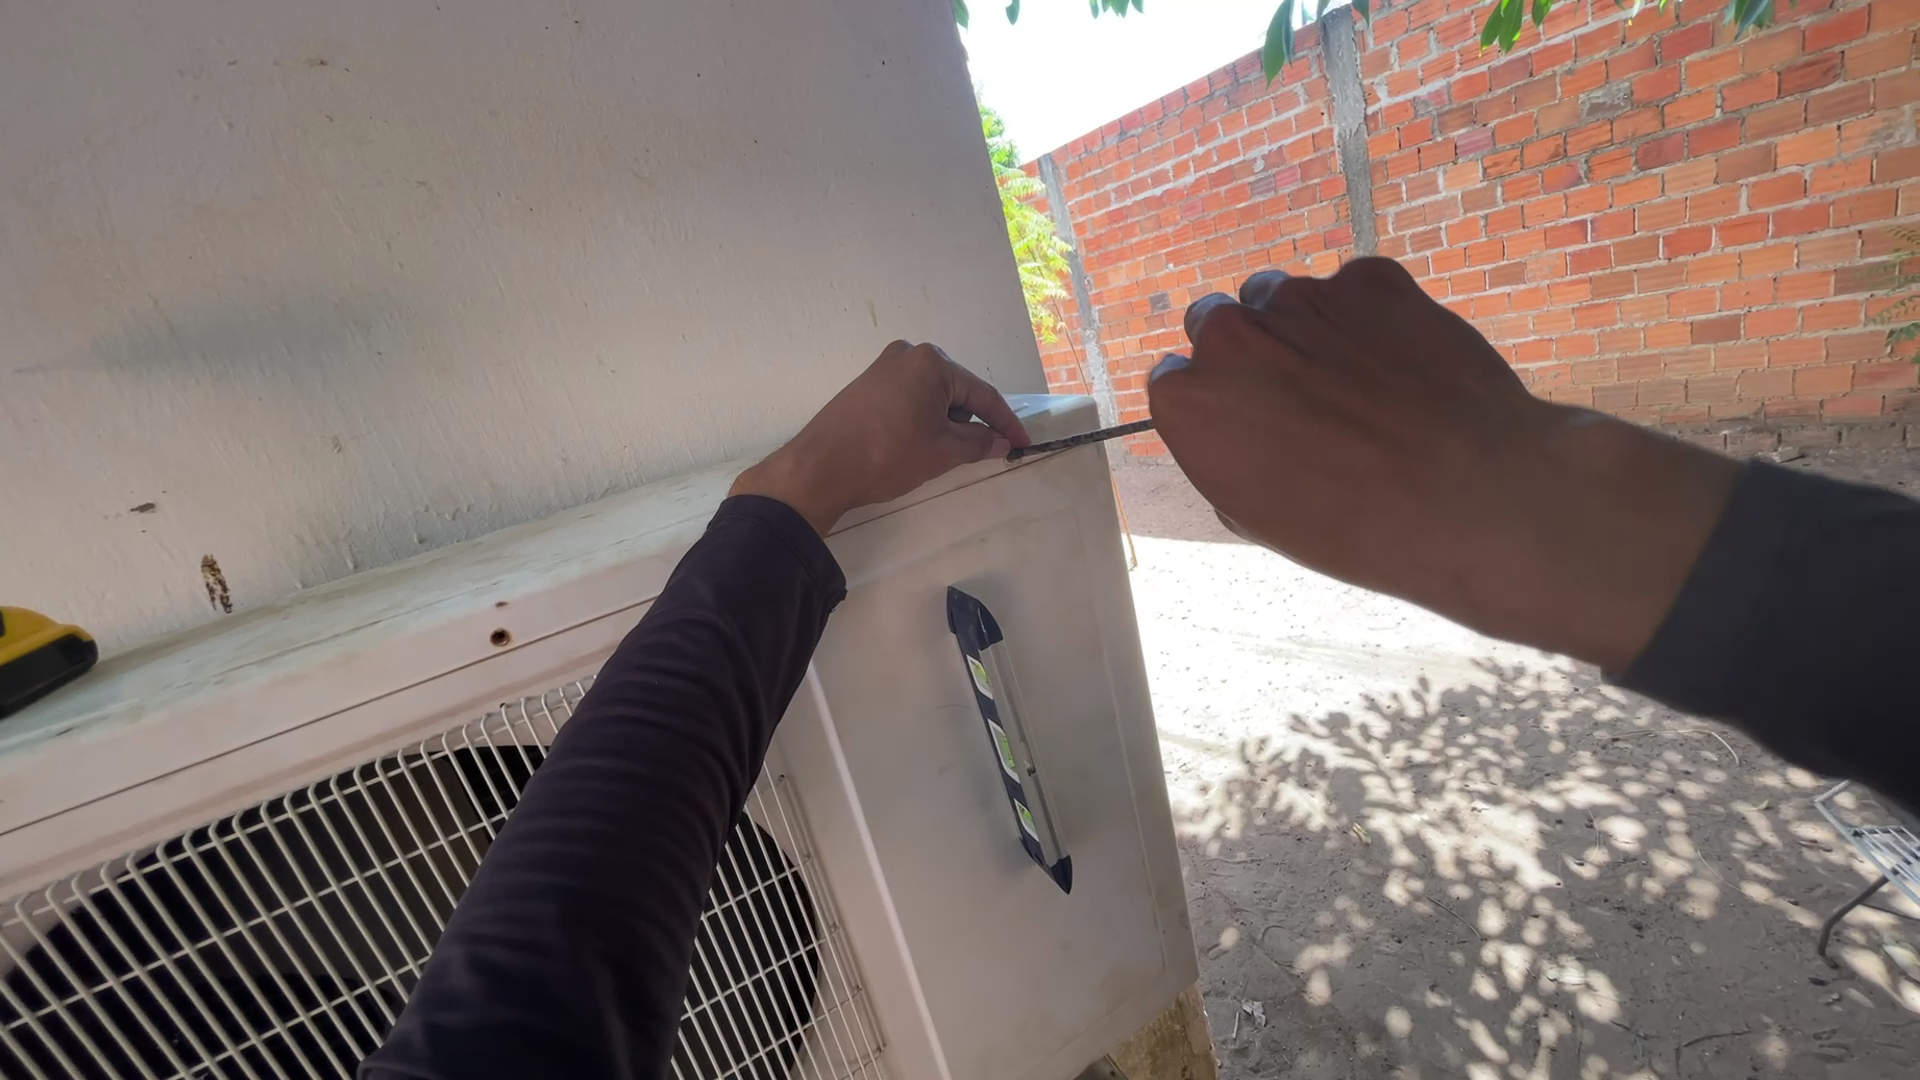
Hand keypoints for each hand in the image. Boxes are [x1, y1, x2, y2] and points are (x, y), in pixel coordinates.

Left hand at [730, 341, 1029, 533]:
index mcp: (932, 362)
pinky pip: (909, 399)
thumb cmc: (888, 455)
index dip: (1005, 422)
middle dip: (972, 421)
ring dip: (946, 422)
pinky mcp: (866, 386)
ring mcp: (883, 368)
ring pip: (932, 396)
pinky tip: (918, 443)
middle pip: (956, 390)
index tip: (1023, 443)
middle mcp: (908, 355)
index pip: (982, 394)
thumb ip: (978, 442)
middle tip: (982, 452)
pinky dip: (923, 419)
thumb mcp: (942, 451)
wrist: (820, 468)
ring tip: (943, 453)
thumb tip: (1001, 441)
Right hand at [1147, 257, 1738, 672]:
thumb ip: (1217, 452)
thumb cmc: (1345, 525)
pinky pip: (1344, 289)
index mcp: (1187, 399)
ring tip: (1339, 373)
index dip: (1206, 399)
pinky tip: (1388, 358)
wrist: (1465, 495)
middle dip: (1237, 351)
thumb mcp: (1250, 514)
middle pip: (1212, 322)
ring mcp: (1299, 299)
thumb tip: (1229, 428)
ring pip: (1273, 296)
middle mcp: (1228, 336)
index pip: (1171, 378)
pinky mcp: (1369, 279)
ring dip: (1290, 326)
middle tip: (1282, 392)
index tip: (1236, 418)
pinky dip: (1356, 314)